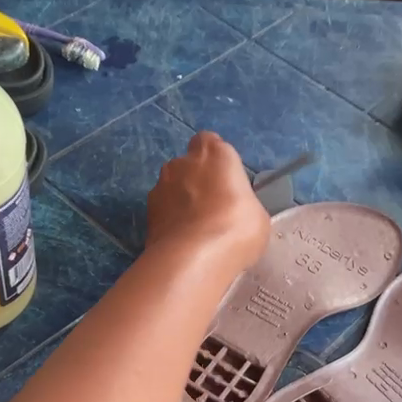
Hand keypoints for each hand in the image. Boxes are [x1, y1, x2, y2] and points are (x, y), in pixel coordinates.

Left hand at [145, 132, 269, 273]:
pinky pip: (161, 211)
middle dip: (195, 181)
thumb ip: (241, 202)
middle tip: (211, 209)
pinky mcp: (146, 213)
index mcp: (214, 154)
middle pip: (187, 165)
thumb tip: (235, 210)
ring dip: (179, 202)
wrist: (192, 258)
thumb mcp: (256, 214)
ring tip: (194, 230)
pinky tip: (181, 242)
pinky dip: (169, 221)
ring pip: (170, 188)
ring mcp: (160, 187)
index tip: (224, 180)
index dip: (216, 161)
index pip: (209, 142)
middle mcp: (182, 163)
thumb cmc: (235, 228)